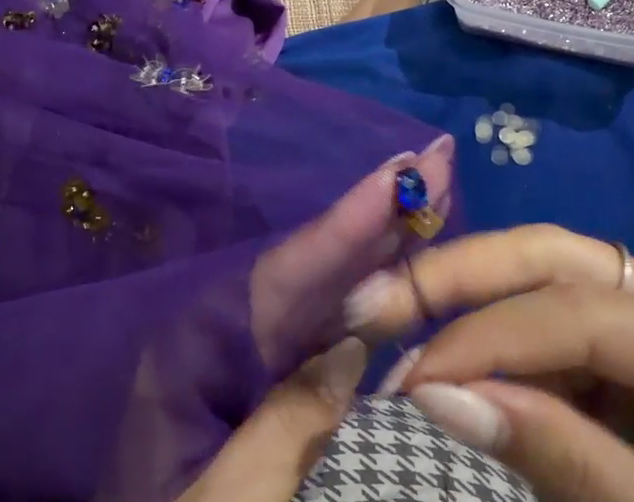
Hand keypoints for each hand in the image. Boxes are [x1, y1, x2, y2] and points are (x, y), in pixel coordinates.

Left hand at [117, 136, 454, 501]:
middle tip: (432, 164)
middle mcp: (224, 342)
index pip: (285, 275)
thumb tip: (352, 351)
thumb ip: (290, 423)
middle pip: (307, 273)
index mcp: (200, 351)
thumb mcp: (227, 498)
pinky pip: (317, 342)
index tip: (399, 172)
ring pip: (318, 300)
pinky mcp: (262, 398)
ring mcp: (244, 369)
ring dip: (372, 251)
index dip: (347, 224)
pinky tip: (399, 283)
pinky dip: (360, 308)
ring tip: (429, 201)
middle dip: (371, 221)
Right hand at [348, 225, 633, 501]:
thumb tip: (436, 397)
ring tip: (387, 314)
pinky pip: (549, 323)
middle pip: (560, 259)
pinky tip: (443, 357)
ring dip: (463, 292)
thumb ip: (568, 464)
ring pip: (547, 273)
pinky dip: (488, 336)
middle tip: (371, 303)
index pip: (588, 314)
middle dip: (460, 274)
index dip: (489, 339)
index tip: (408, 384)